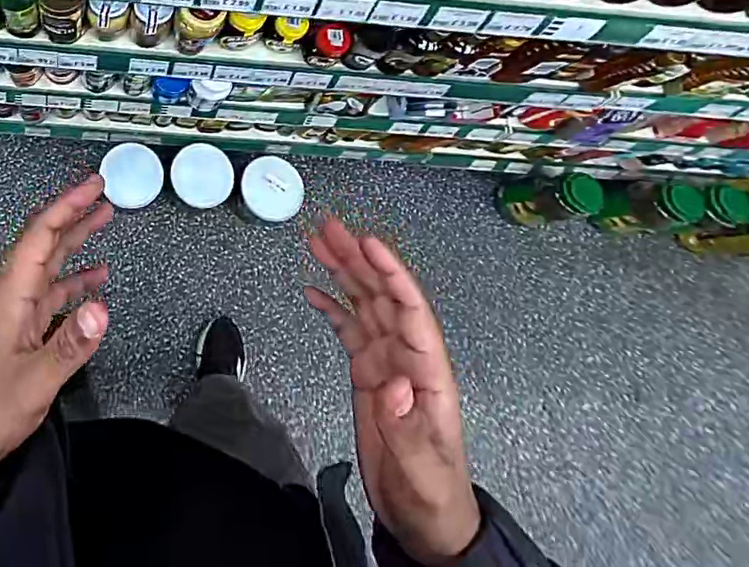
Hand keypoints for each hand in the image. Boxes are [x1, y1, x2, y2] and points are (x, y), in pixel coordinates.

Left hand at [0, 175, 112, 488]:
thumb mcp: (36, 381)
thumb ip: (71, 344)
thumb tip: (101, 307)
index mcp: (10, 296)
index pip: (40, 236)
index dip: (66, 206)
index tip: (91, 187)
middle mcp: (13, 294)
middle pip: (44, 239)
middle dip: (72, 210)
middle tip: (99, 190)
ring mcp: (19, 308)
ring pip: (51, 260)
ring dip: (76, 236)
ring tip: (102, 217)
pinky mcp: (25, 324)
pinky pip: (55, 287)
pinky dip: (78, 276)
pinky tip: (97, 277)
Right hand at [306, 218, 479, 564]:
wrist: (423, 521)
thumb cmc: (433, 496)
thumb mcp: (423, 468)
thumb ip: (408, 426)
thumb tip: (396, 383)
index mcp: (427, 369)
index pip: (410, 307)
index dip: (391, 271)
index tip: (370, 243)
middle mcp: (406, 355)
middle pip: (381, 293)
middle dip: (357, 257)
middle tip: (331, 228)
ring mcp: (386, 361)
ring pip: (363, 302)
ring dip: (343, 270)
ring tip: (319, 242)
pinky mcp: (368, 372)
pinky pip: (348, 328)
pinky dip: (332, 306)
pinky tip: (315, 289)